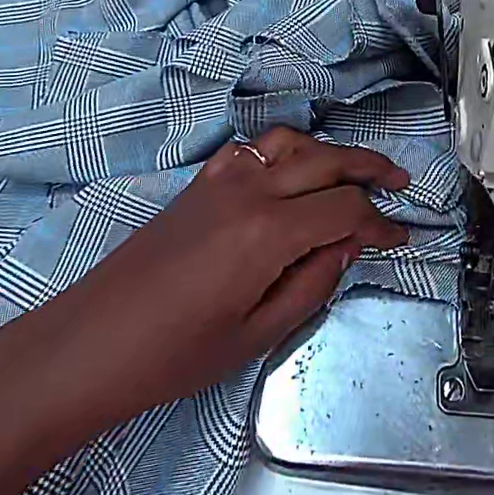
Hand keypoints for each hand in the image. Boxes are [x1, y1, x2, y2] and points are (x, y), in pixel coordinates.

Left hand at [0, 127, 409, 494]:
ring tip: (353, 170)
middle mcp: (247, 191)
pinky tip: (292, 170)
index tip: (399, 238)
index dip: (380, 223)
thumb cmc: (174, 352)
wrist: (93, 339)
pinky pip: (253, 149)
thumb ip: (313, 282)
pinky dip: (284, 149)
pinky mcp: (200, 182)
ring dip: (328, 150)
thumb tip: (349, 245)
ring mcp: (220, 180)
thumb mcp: (257, 333)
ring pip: (289, 142)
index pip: (344, 211)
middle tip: (399, 180)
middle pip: (324, 160)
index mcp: (267, 233)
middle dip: (369, 167)